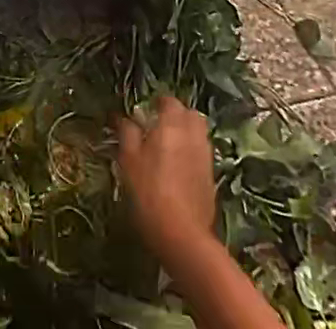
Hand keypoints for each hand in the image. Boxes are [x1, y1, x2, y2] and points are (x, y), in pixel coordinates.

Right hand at [116, 95, 216, 255]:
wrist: (182, 235)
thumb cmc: (149, 192)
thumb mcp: (128, 160)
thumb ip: (127, 133)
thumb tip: (124, 118)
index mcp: (172, 125)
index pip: (169, 101)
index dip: (157, 102)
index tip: (145, 111)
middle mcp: (193, 135)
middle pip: (190, 114)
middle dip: (177, 114)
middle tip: (159, 125)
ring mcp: (205, 156)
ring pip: (199, 133)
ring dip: (186, 132)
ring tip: (167, 146)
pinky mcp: (211, 177)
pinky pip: (201, 152)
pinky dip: (191, 151)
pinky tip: (177, 166)